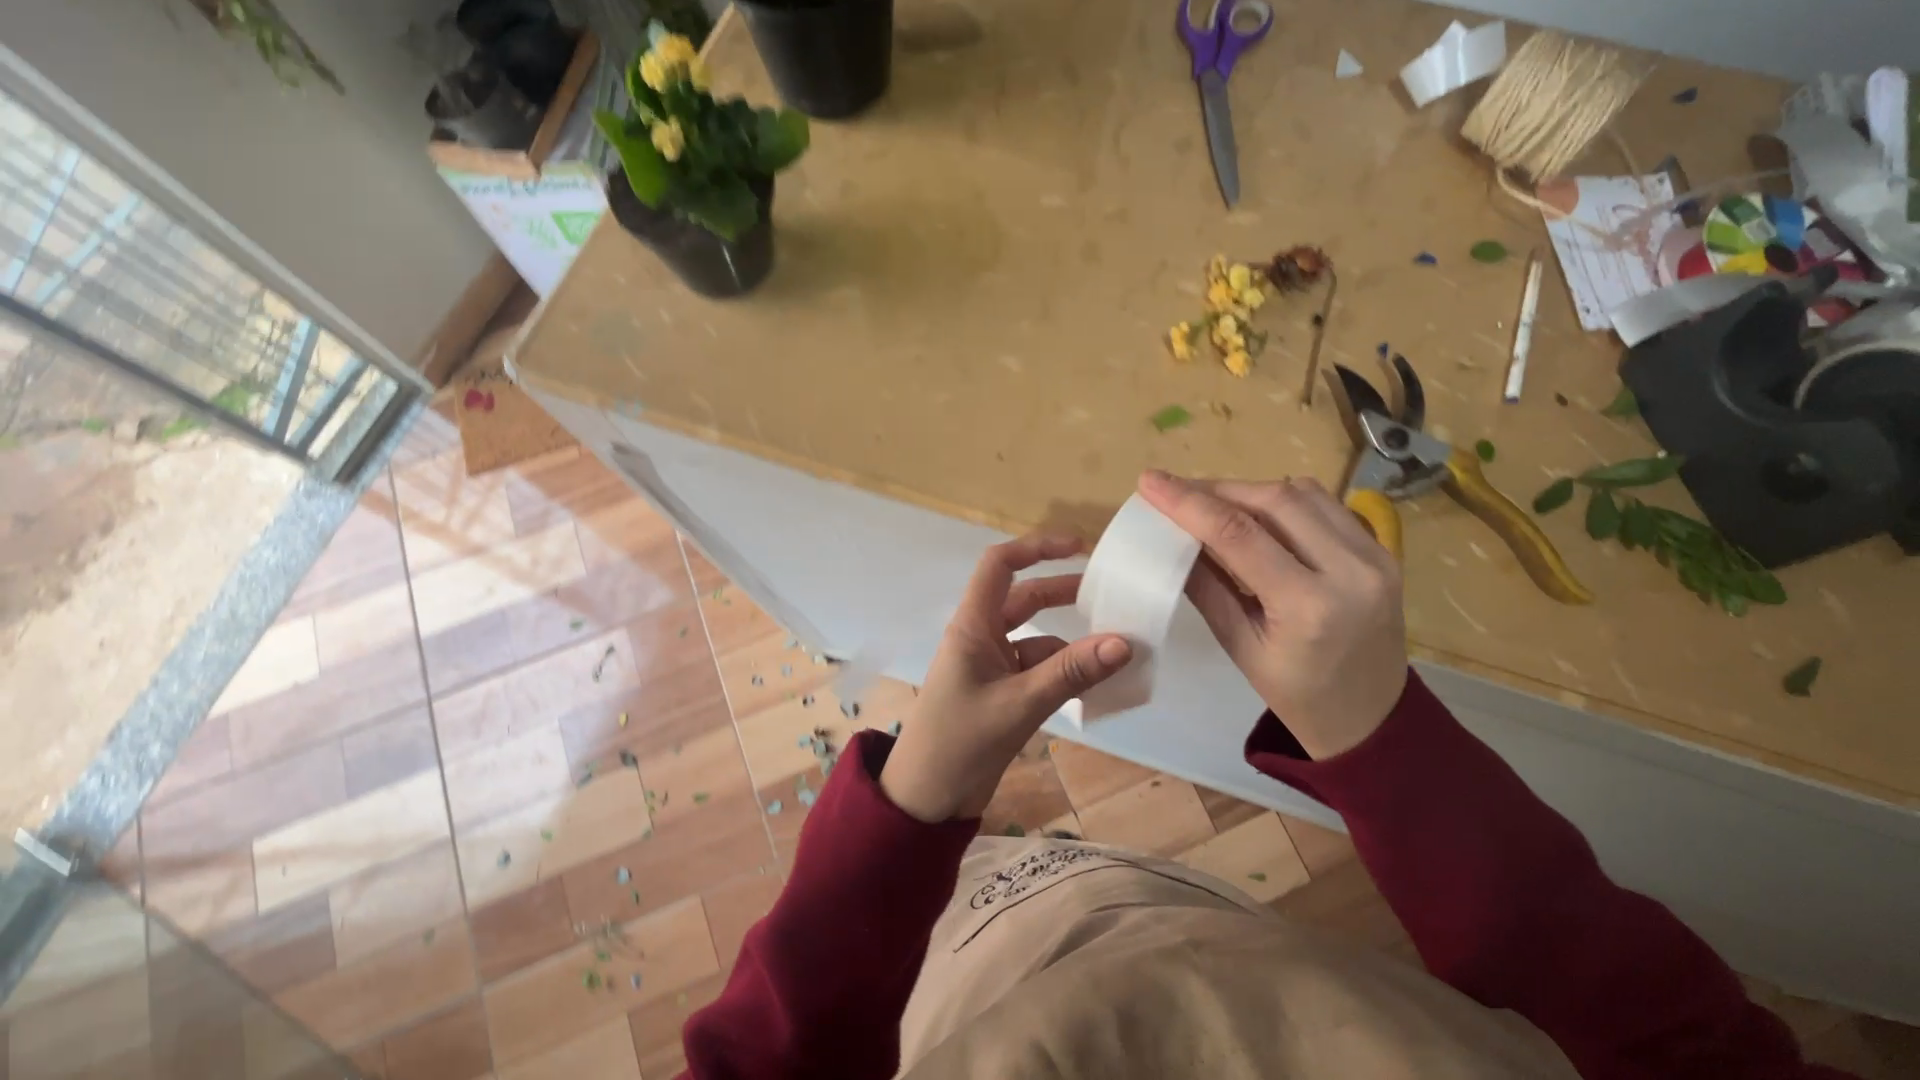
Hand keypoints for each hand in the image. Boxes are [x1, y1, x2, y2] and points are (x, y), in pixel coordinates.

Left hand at [881, 534, 1132, 822]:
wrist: (927, 798)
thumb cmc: (960, 741)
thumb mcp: (1019, 704)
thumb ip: (1070, 673)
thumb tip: (1124, 643)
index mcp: (972, 626)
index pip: (1000, 566)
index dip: (1036, 547)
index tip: (1078, 546)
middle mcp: (981, 638)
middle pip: (1024, 599)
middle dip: (1064, 593)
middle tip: (1110, 596)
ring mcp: (991, 667)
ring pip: (1036, 639)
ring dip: (1071, 644)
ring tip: (1117, 651)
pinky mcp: (1001, 694)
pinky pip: (1038, 671)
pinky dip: (1065, 675)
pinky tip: (1095, 689)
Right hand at [1138, 470, 1407, 759]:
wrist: (1374, 720)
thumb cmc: (1298, 696)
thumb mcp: (1241, 647)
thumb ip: (1207, 587)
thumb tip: (1172, 536)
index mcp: (1309, 607)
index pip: (1240, 535)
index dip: (1190, 503)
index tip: (1150, 482)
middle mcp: (1350, 570)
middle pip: (1275, 500)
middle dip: (1219, 489)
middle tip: (1177, 491)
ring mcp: (1376, 556)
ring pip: (1304, 493)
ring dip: (1252, 490)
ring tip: (1213, 501)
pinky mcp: (1384, 550)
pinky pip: (1327, 506)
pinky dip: (1285, 501)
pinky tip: (1258, 513)